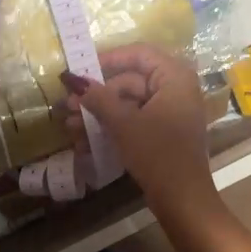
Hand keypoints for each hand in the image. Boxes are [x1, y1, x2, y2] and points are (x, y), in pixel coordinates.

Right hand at [62, 43, 217, 216]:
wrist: (182, 198)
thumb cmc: (157, 153)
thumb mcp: (123, 123)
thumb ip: (97, 98)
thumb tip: (72, 79)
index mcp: (174, 78)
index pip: (139, 54)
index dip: (108, 59)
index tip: (81, 72)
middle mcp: (176, 89)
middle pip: (130, 81)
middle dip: (97, 96)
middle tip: (68, 107)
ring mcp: (170, 113)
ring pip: (128, 104)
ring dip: (99, 115)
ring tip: (70, 127)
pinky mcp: (162, 134)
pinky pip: (134, 122)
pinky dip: (112, 128)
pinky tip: (85, 142)